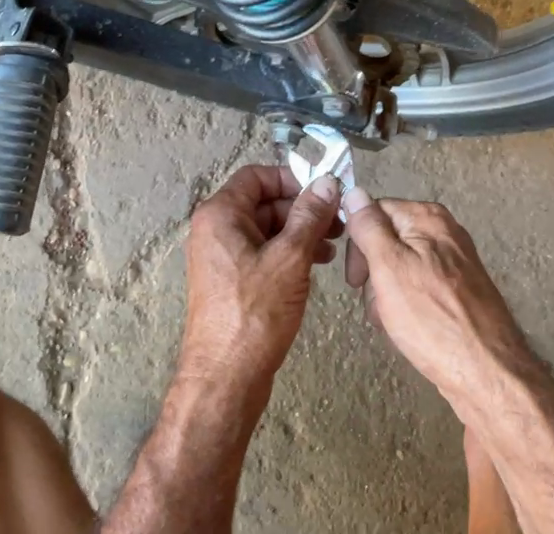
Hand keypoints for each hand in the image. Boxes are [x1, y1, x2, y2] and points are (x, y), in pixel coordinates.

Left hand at [176, 165, 342, 389]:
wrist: (225, 378)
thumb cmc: (255, 312)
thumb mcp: (289, 258)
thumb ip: (309, 216)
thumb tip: (326, 183)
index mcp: (220, 214)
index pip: (257, 176)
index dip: (292, 178)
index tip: (325, 191)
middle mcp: (215, 229)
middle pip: (263, 203)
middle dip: (302, 210)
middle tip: (338, 223)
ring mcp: (221, 257)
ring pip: (266, 230)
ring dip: (299, 233)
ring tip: (332, 248)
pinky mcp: (231, 282)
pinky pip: (262, 254)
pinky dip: (288, 254)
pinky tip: (314, 267)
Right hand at [342, 189, 536, 409]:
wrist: (485, 372)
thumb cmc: (431, 318)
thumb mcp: (389, 267)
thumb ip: (369, 227)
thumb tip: (354, 192)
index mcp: (428, 218)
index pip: (374, 211)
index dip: (357, 243)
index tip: (355, 279)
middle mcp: (445, 232)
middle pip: (388, 238)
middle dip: (373, 272)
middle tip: (374, 305)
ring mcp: (455, 262)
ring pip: (401, 266)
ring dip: (387, 293)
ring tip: (392, 322)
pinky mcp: (460, 291)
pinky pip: (420, 286)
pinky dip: (407, 305)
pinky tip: (408, 328)